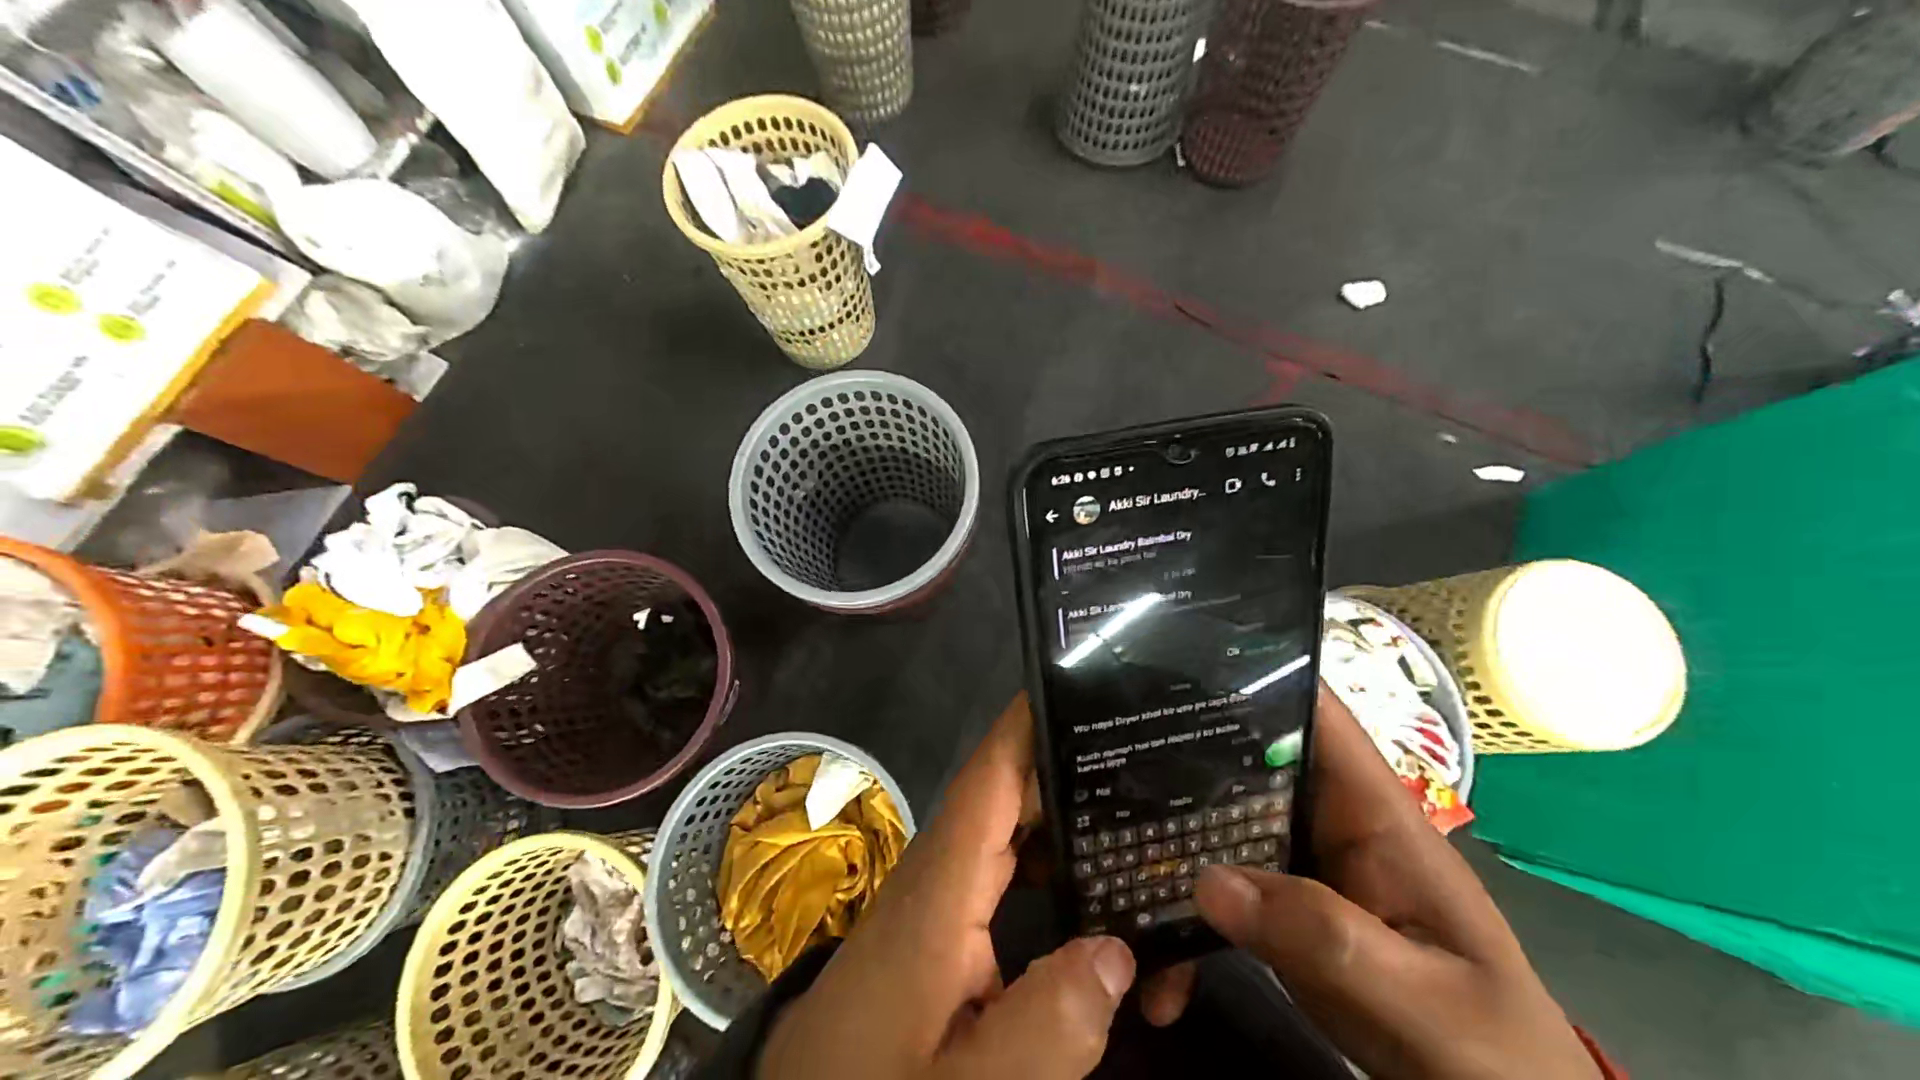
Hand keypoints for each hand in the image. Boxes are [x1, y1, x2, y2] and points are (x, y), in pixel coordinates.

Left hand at [758, 695, 1135, 1079]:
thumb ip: (1042, 1030)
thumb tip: (1117, 952)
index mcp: (939, 891)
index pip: (986, 781)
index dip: (1025, 726)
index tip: (1072, 681)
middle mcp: (937, 878)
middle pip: (1007, 799)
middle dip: (1069, 770)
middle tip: (1142, 755)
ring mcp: (935, 903)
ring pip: (1008, 837)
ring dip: (1065, 823)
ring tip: (1136, 819)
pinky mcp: (938, 931)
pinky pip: (1001, 877)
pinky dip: (1048, 870)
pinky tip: (1094, 896)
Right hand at [1140, 683, 1601, 1079]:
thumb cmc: (1485, 1047)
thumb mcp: (1419, 998)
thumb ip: (1326, 936)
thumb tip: (1207, 881)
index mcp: (1372, 813)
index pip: (1316, 714)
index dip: (1256, 674)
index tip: (1175, 661)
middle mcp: (1329, 824)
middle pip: (1248, 762)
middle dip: (1180, 755)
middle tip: (1101, 751)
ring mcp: (1303, 868)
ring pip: (1221, 826)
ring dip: (1168, 841)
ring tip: (1098, 848)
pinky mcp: (1283, 912)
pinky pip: (1220, 893)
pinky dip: (1182, 920)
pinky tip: (1150, 961)